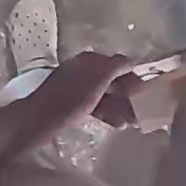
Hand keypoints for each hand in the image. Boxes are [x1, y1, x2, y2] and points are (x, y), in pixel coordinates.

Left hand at [5, 52, 139, 156]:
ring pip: (105, 95)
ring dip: (121, 107)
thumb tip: (133, 60)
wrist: (39, 121)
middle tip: (142, 112)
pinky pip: (95, 105)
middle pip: (112, 81)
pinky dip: (108, 113)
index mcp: (89, 61)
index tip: (147, 92)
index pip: (118, 64)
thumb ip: (115, 67)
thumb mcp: (97, 80)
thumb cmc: (70, 99)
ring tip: (133, 123)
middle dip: (128, 95)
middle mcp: (83, 71)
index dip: (133, 77)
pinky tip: (118, 124)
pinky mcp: (72, 104)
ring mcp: (77, 88)